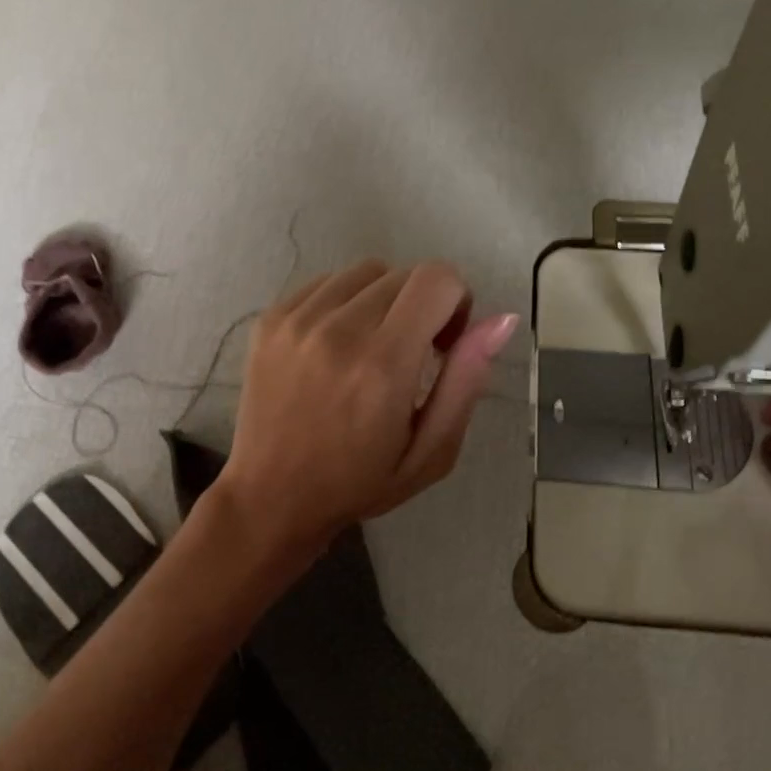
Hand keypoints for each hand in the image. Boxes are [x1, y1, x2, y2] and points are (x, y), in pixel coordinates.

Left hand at [213, 259, 518, 557]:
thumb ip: (467, 380)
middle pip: (406, 274)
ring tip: (373, 346)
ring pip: (367, 271)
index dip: (456, 302)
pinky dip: (345, 302)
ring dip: (383, 299)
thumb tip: (500, 320)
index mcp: (384, 365)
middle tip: (412, 354)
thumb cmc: (359, 482)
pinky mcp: (272, 318)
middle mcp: (339, 331)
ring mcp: (298, 320)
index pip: (437, 280)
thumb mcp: (431, 451)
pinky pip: (328, 281)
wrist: (270, 498)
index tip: (445, 341)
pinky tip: (339, 344)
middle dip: (422, 305)